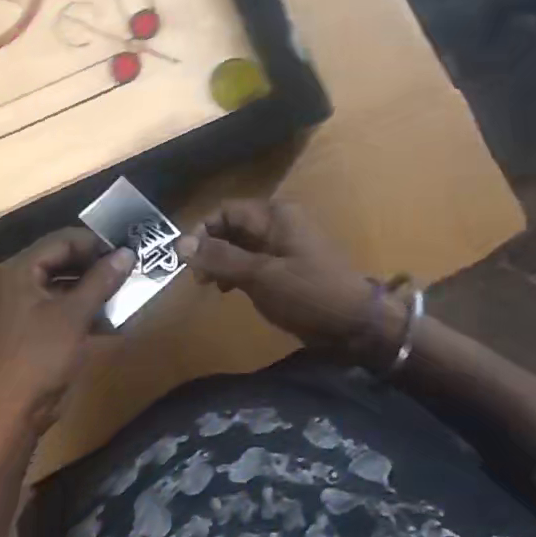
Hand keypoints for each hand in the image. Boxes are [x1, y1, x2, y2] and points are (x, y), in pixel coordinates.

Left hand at [0, 229, 133, 439]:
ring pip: (63, 289)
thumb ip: (101, 281)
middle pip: (61, 263)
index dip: (95, 243)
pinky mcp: (30, 336)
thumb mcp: (74, 315)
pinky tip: (112, 323)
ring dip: (93, 292)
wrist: (5, 416)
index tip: (128, 251)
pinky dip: (83, 314)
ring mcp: (21, 312)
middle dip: (96, 267)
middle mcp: (17, 285)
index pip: (62, 240)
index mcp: (19, 271)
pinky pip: (60, 313)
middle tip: (131, 272)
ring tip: (127, 295)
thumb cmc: (38, 357)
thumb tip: (126, 253)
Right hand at [178, 199, 398, 361]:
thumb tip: (179, 244)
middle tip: (197, 278)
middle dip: (210, 248)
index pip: (226, 211)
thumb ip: (220, 258)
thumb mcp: (260, 275)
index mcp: (275, 215)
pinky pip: (255, 261)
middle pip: (233, 227)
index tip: (187, 260)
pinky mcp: (289, 267)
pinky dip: (238, 273)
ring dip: (222, 262)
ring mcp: (286, 245)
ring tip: (210, 286)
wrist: (356, 325)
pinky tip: (230, 291)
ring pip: (242, 245)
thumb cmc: (308, 294)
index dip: (202, 231)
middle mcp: (279, 223)